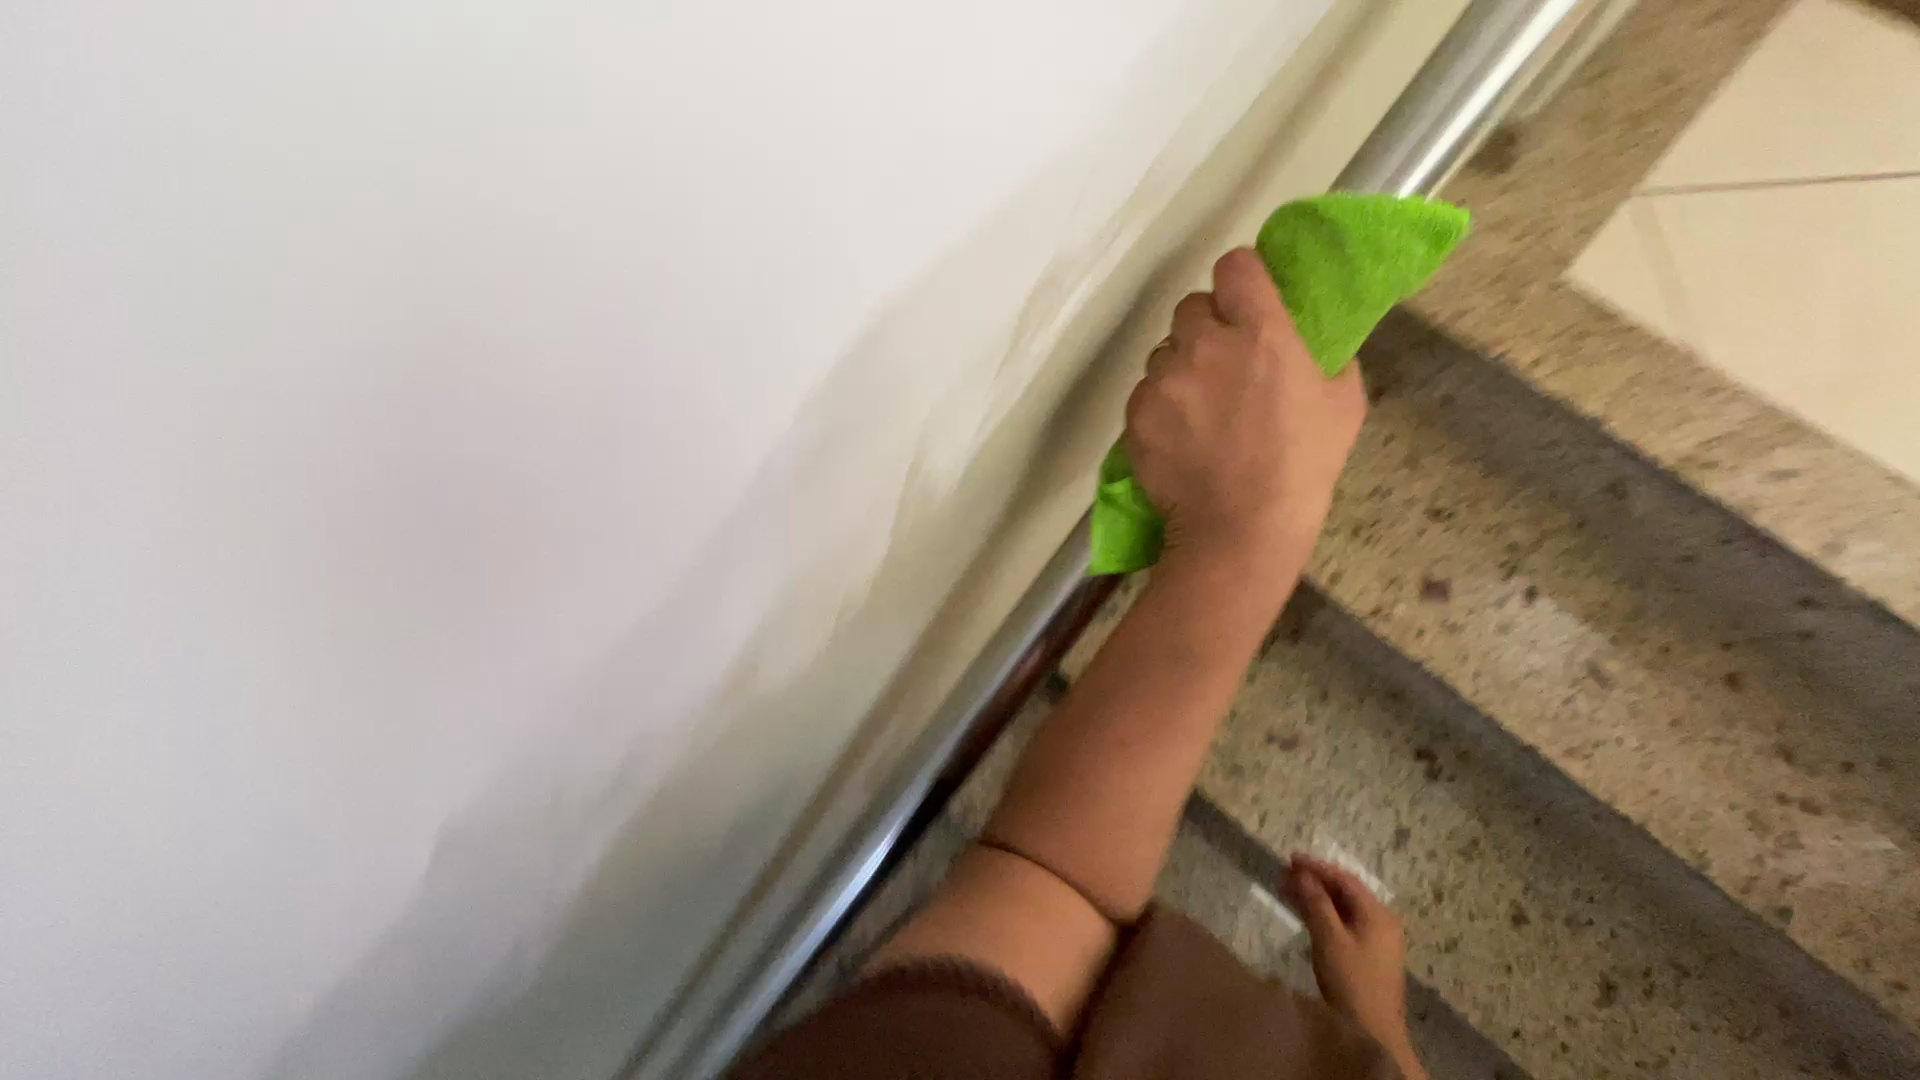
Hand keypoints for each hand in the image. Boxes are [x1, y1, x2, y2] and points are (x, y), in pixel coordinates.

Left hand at [1124, 248, 1365, 580]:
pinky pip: (1144, 393)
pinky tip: (1179, 437)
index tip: (1243, 298)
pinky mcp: (1136, 414)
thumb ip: (1325, 354)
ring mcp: (1164, 380)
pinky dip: (1158, 407)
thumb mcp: (1342, 402)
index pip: (1234, 265)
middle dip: (1205, 328)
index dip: (1238, 278)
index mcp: (1261, 332)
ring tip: (1199, 410)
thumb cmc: (1302, 467)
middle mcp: (1205, 345)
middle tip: (1221, 364)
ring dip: (1179, 369)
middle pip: (1190, 307)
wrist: (1239, 528)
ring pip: (1163, 352)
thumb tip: (1306, 336)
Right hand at [1284, 854, 1422, 1076]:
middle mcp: (1380, 922)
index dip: (1316, 866)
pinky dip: (1321, 913)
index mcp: (1378, 914)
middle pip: (1344, 891)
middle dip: (1313, 880)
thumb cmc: (1352, 981)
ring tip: (1285, 888)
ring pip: (1341, 907)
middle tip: (1283, 872)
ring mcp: (1375, 939)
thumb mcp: (1330, 938)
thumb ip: (1316, 902)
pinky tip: (1302, 911)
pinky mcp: (1367, 954)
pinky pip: (1342, 922)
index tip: (1290, 858)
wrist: (1373, 1032)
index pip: (1344, 879)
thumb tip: (1302, 873)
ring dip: (1315, 896)